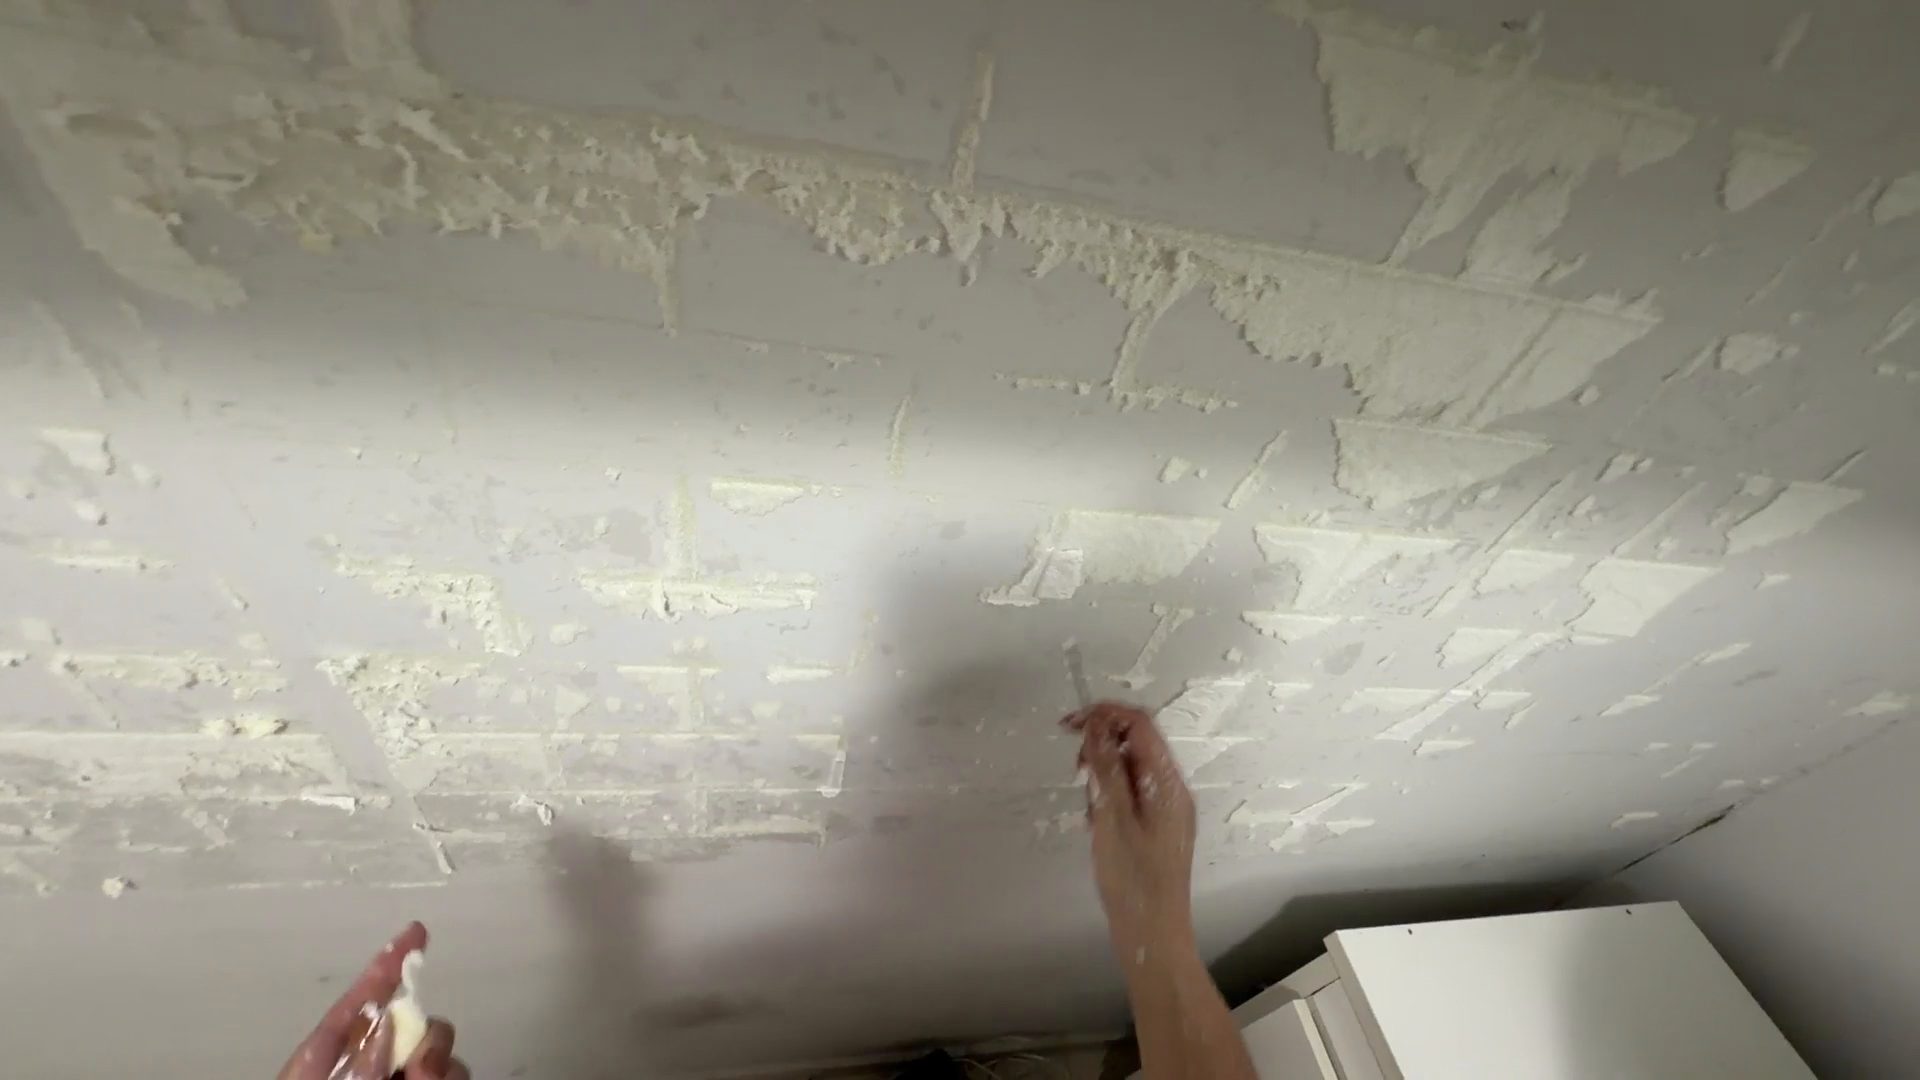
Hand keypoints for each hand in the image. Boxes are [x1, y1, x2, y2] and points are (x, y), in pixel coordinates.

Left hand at [278, 922, 468, 1079]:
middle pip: (409, 1028)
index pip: (353, 1011)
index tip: (416, 933)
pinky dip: (450, 1079)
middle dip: (427, 1034)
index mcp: (321, 1072)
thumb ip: (352, 1071)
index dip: (386, 968)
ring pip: (439, 1056)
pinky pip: (452, 1078)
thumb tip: (390, 1029)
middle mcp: (365, 1077)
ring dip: (443, 1065)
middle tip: (424, 1068)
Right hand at [1064, 701, 1197, 965]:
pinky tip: (1096, 822)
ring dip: (1102, 772)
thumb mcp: (1112, 818)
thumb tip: (1096, 724)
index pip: (1140, 724)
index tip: (1069, 725)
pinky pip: (1130, 791)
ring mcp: (1165, 808)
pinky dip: (1108, 795)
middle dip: (1100, 744)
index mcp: (1168, 783)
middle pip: (1136, 742)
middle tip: (1076, 771)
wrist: (1152, 936)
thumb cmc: (1132, 880)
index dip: (1105, 715)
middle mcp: (1172, 789)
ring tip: (1088, 805)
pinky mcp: (1155, 825)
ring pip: (1130, 767)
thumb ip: (1106, 767)